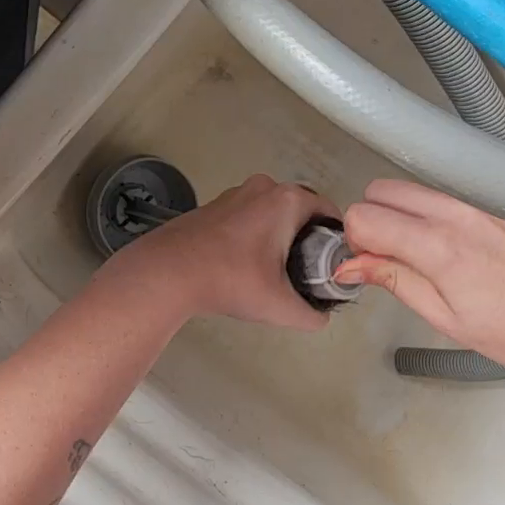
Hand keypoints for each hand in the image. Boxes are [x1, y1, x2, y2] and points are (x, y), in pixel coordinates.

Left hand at [102, 174, 339, 331]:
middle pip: (300, 210)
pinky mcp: (213, 205)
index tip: (333, 264)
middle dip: (308, 238)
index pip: (329, 211)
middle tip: (307, 271)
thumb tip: (320, 317)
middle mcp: (263, 187)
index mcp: (287, 200)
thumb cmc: (230, 280)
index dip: (336, 238)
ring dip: (278, 236)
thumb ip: (311, 315)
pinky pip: (247, 216)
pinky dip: (253, 234)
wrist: (167, 272)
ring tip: (275, 271)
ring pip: (271, 212)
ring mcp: (234, 193)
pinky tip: (245, 263)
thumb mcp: (280, 306)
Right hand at [337, 179, 504, 388]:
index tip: (366, 261)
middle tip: (389, 255)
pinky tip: (464, 249)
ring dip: (406, 213)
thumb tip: (355, 266)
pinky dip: (442, 213)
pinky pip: (454, 193)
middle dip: (374, 218)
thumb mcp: (448, 319)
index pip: (364, 216)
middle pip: (383, 189)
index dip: (356, 241)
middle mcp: (461, 213)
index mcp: (440, 247)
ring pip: (418, 187)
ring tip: (429, 255)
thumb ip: (395, 281)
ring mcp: (486, 201)